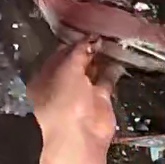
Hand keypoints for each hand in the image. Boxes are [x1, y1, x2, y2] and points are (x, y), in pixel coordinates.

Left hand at [29, 40, 120, 163]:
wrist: (81, 136)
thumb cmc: (65, 102)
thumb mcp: (67, 70)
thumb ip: (78, 52)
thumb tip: (91, 39)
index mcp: (45, 77)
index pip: (59, 54)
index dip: (73, 41)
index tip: (87, 27)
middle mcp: (62, 83)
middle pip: (76, 60)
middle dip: (88, 47)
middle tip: (102, 30)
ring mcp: (82, 91)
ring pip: (92, 69)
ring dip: (101, 56)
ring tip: (112, 39)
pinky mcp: (99, 98)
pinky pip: (106, 79)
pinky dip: (112, 69)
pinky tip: (119, 55)